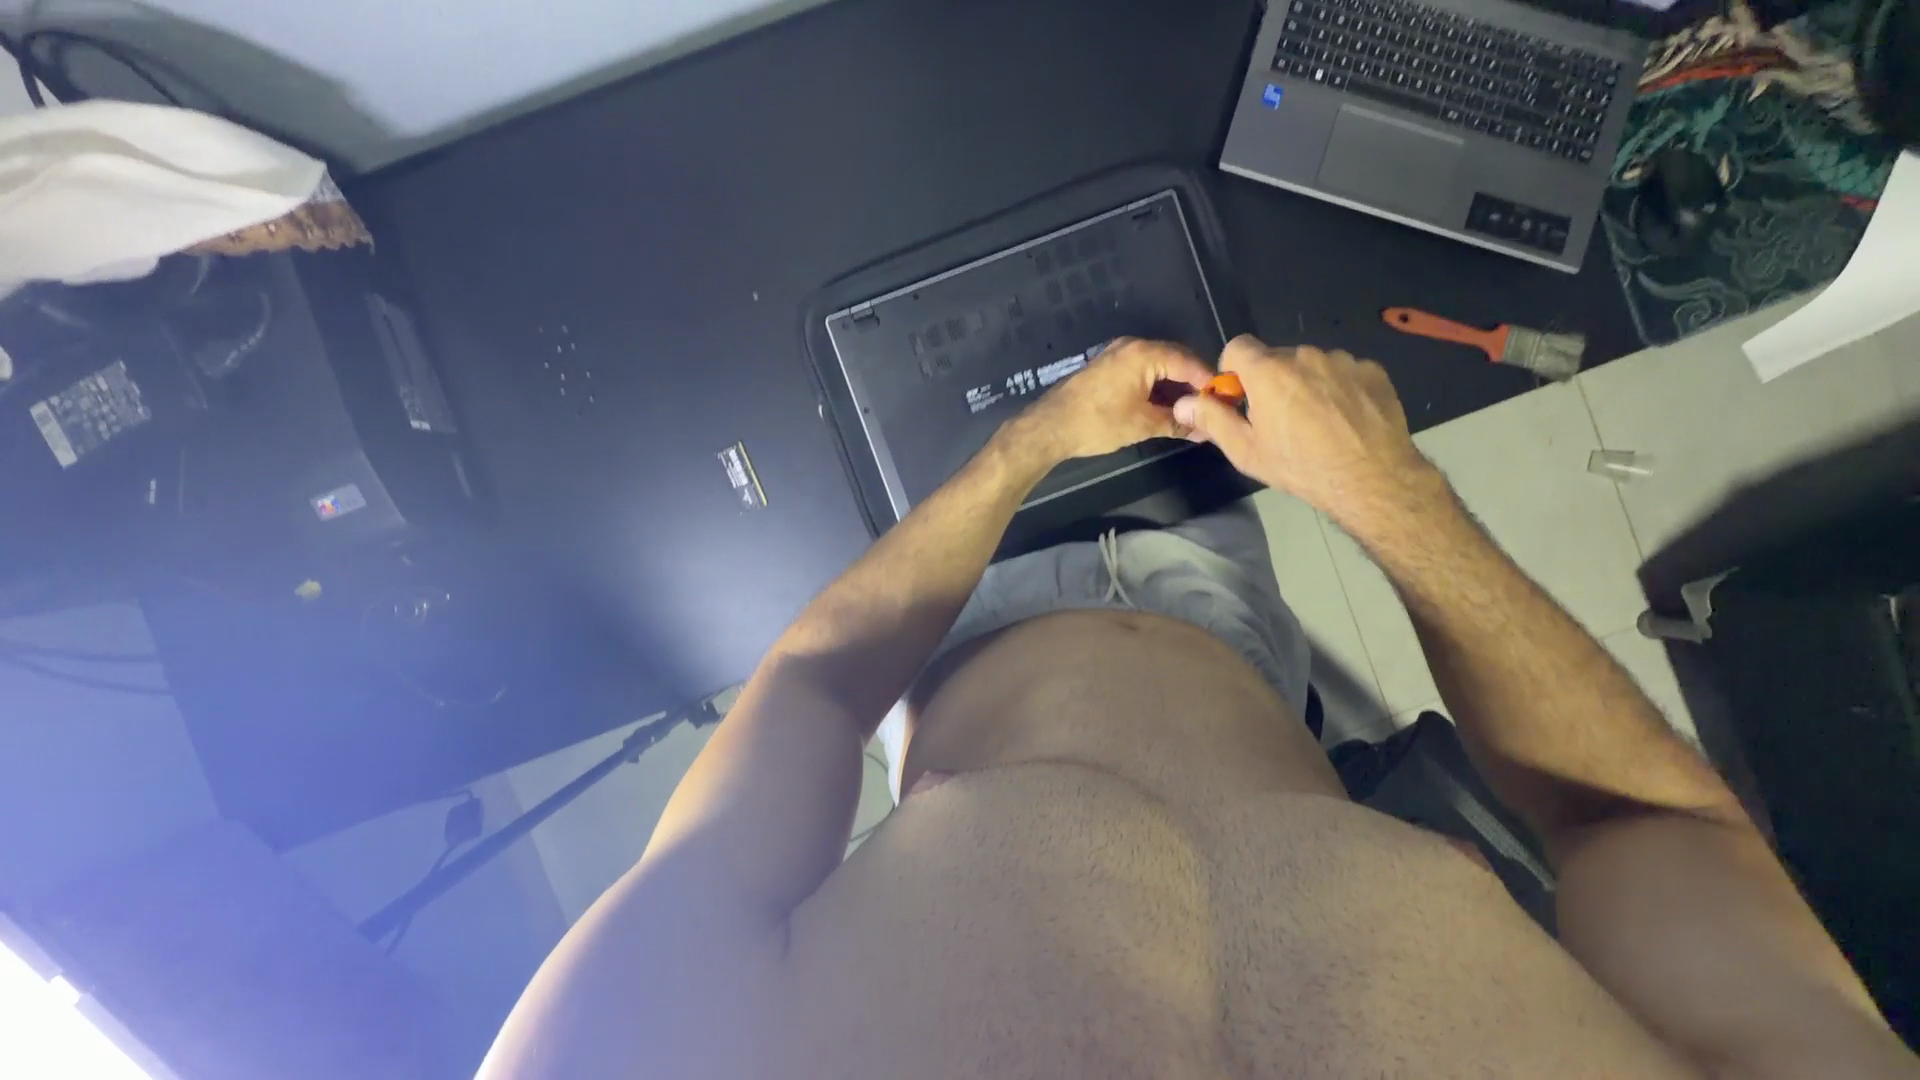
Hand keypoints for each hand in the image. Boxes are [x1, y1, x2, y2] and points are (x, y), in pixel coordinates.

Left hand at [1007, 337, 1213, 464]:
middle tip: (1209, 409)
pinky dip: (1155, 387)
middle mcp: (1132, 346)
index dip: (1209, 382)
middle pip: (1175, 360)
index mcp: (1144, 353)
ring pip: (1158, 367)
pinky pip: (1141, 372)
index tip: (1224, 402)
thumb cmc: (1098, 423)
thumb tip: (1204, 431)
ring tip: (1189, 412)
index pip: (1190, 361)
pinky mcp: (1107, 368)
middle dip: (1193, 385)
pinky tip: (1164, 408)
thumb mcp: (1143, 425)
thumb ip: (1177, 423)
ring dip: (1174, 388)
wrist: (1049, 427)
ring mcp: (1117, 355)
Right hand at [1172, 335, 1440, 524]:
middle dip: (1273, 381)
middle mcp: (1304, 355)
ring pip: (1311, 365)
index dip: (1234, 369)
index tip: (1242, 396)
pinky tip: (1344, 419)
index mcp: (1268, 372)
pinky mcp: (1371, 370)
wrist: (1370, 478)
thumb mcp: (1246, 451)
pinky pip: (1343, 372)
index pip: (1238, 346)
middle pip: (1276, 358)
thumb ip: (1212, 420)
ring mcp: (1342, 360)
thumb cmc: (1300, 466)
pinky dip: (1338, 389)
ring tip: (1317, 422)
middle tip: (1281, 420)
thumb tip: (1184, 403)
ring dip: (1307, 384)